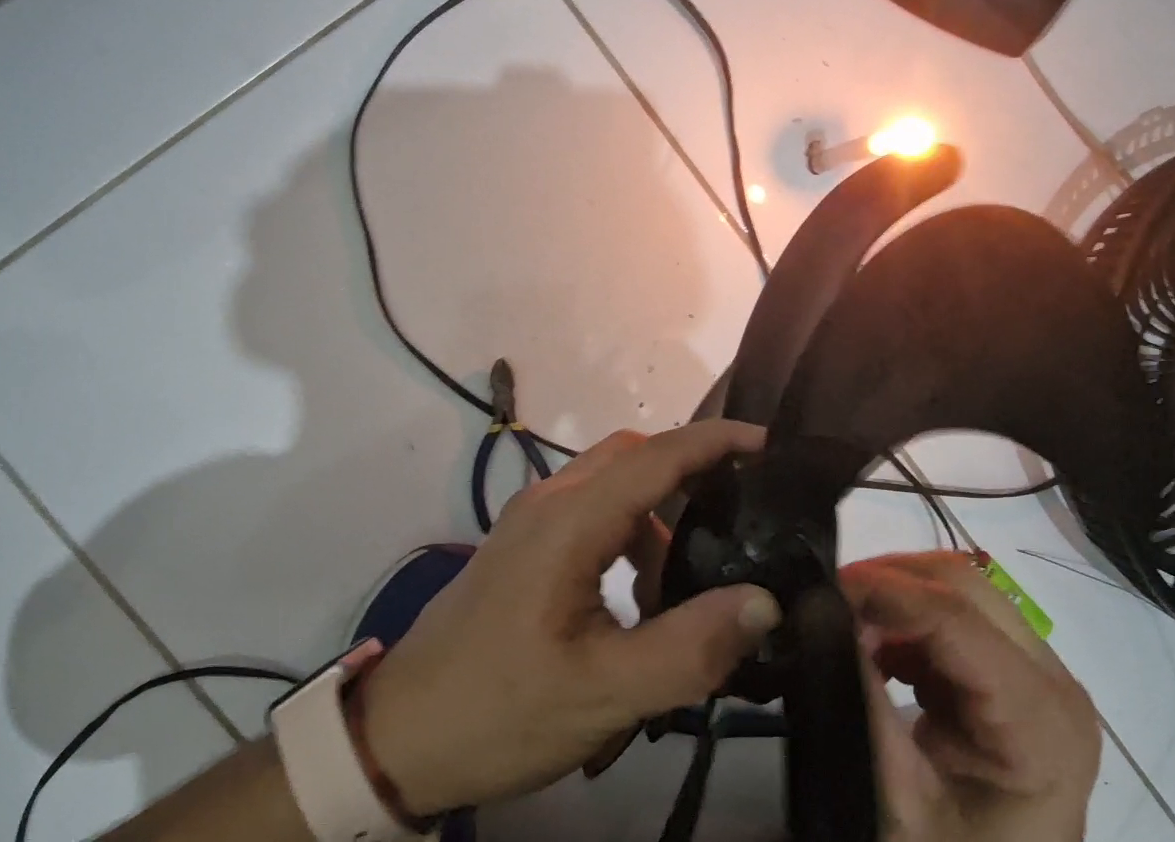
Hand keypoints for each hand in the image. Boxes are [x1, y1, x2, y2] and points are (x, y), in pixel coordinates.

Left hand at [358, 421, 784, 816]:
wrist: (400, 734)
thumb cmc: (501, 710)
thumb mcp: (605, 692)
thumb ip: (690, 646)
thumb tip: (764, 599)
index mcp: (568, 522)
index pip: (656, 457)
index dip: (717, 441)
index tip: (774, 445)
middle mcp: (546, 505)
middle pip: (632, 460)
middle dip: (691, 475)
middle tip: (746, 516)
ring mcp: (527, 526)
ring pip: (610, 491)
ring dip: (659, 522)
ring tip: (693, 590)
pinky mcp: (520, 552)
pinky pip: (589, 521)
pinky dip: (630, 543)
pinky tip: (644, 606)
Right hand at [841, 553, 1100, 841]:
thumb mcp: (897, 795)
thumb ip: (861, 703)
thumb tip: (820, 617)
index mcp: (1040, 723)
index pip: (957, 621)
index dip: (886, 591)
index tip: (819, 589)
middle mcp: (1054, 682)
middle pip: (963, 587)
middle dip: (887, 583)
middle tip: (825, 607)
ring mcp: (1040, 673)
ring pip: (958, 590)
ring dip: (895, 598)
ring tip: (846, 633)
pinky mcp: (1016, 673)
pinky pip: (955, 615)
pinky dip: (906, 619)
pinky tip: (877, 654)